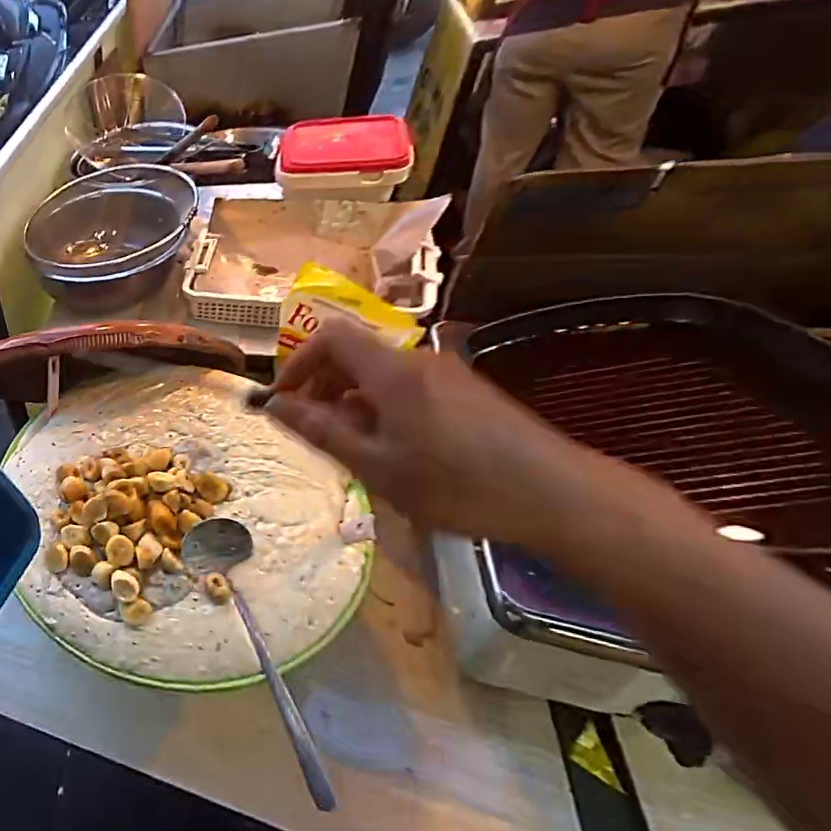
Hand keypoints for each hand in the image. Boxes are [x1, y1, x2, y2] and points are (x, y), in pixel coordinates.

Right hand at [264, 321, 678, 547]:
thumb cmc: (456, 484)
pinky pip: (408, 385)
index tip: (284, 399)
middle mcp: (417, 359)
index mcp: (391, 371)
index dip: (298, 361)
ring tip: (353, 445)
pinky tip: (395, 447)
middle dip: (323, 383)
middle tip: (314, 428)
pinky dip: (383, 405)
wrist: (555, 494)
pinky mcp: (466, 390)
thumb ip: (322, 432)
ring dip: (353, 399)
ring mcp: (446, 372)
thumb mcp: (377, 466)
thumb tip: (275, 406)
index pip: (329, 336)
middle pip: (354, 352)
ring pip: (380, 372)